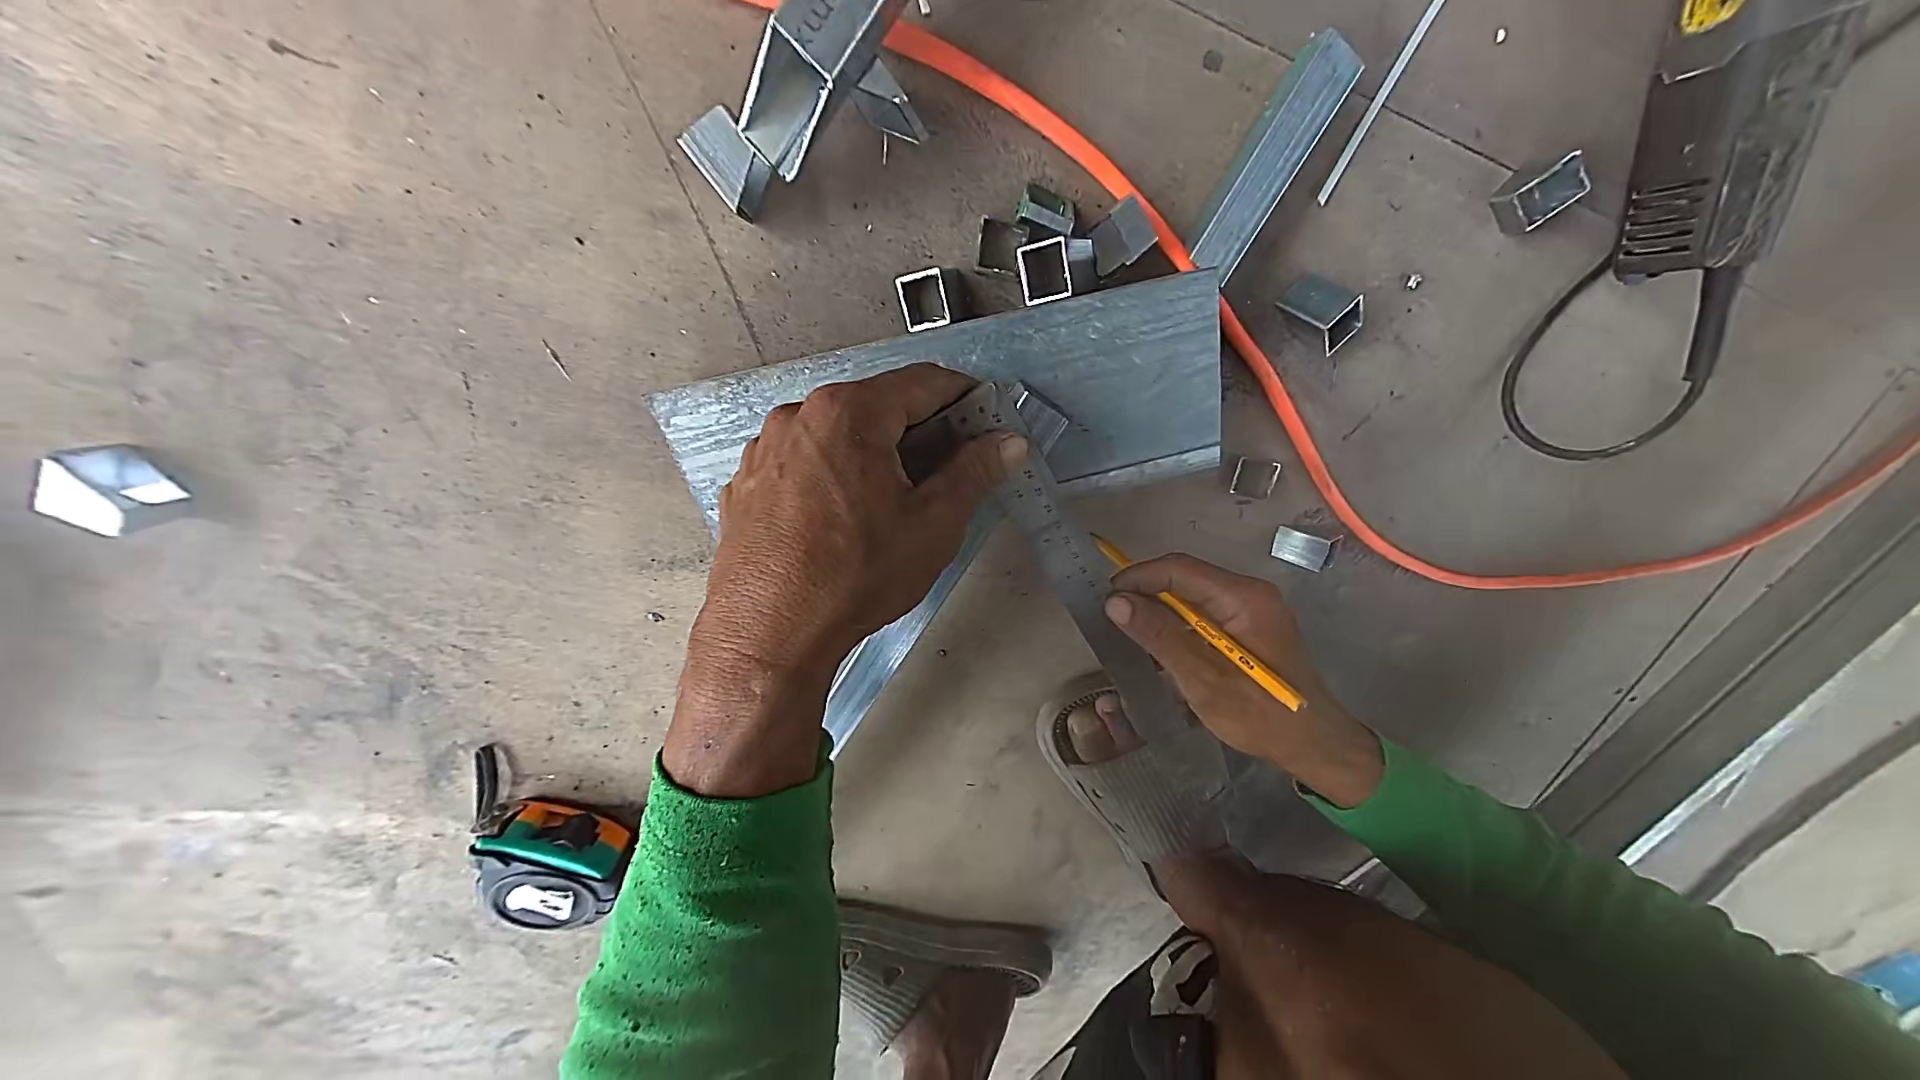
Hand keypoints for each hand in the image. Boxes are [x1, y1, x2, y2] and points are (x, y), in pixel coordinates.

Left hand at [666, 364, 1027, 796]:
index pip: (923, 382)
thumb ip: (973, 472)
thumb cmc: (854, 578)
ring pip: (838, 432)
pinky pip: (805, 460)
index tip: (985, 421)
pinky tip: (848, 513)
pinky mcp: (747, 482)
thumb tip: (1006, 442)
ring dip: (876, 449)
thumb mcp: (933, 524)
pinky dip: (836, 470)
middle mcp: (799, 416)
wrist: (767, 635)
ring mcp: (765, 448)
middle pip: (877, 404)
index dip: (964, 398)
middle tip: (952, 464)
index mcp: (848, 413)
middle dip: (921, 427)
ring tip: (899, 494)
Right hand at [1104, 553, 1383, 807]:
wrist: (1314, 746)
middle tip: (1113, 620)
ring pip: (1190, 596)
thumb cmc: (1261, 715)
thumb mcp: (1203, 679)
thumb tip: (1116, 602)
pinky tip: (1160, 648)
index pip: (1178, 569)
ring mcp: (1250, 609)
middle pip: (1184, 578)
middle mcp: (1248, 593)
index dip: (1138, 577)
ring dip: (1158, 611)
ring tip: (1130, 635)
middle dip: (1145, 593)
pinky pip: (1202, 614)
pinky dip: (1176, 625)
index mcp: (1243, 597)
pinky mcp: (1247, 627)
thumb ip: (1160, 636)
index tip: (1107, 600)